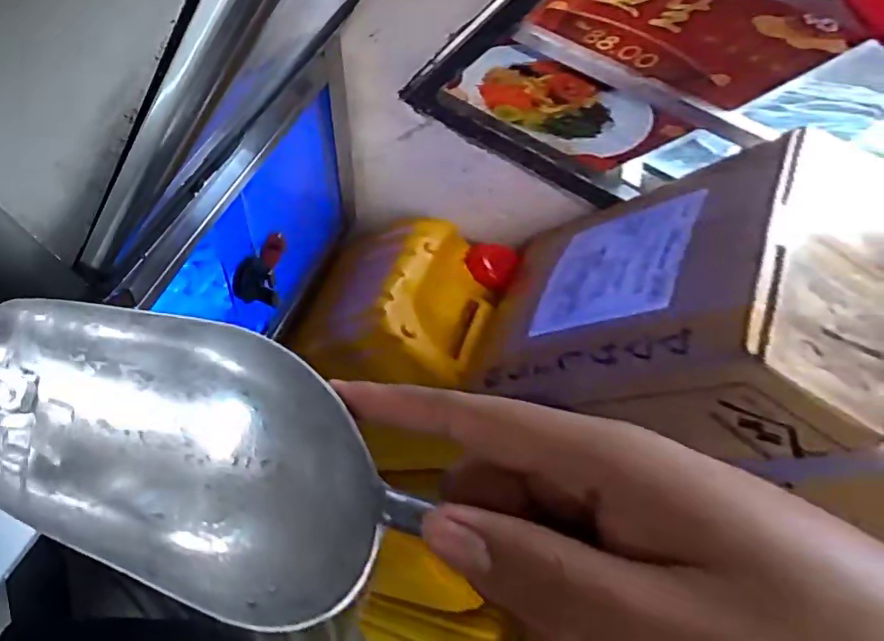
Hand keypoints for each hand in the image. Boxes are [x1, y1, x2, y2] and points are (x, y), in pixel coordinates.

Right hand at [337, 381, 883, 640]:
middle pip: (502, 484)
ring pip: (540, 524)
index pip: (471, 416)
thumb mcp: (674, 630)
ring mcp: (650, 501)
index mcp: (608, 459)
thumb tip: (440, 528)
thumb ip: (546, 576)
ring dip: (543, 580)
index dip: (396, 404)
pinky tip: (624, 630)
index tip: (333, 394)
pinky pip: (589, 548)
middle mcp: (617, 466)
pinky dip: (583, 592)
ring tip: (600, 637)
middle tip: (539, 621)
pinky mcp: (679, 536)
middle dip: (495, 543)